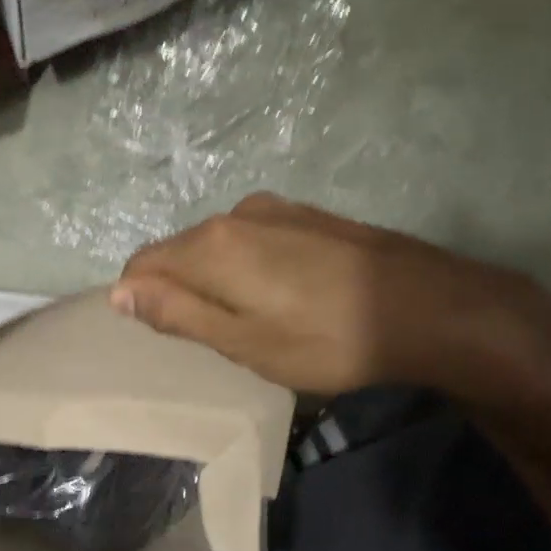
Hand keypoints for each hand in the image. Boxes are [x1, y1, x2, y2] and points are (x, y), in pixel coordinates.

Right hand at [110, 193, 550, 394]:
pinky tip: (282, 299)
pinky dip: (248, 269)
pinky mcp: (311, 215)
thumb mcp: (241, 341)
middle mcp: (237, 214)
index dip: (140, 304)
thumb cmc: (326, 339)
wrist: (433, 310)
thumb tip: (117, 292)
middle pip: (178, 253)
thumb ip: (176, 313)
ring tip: (249, 323)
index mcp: (211, 245)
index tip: (166, 340)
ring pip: (217, 247)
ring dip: (216, 282)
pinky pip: (252, 241)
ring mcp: (278, 209)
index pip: (140, 266)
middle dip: (178, 292)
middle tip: (210, 341)